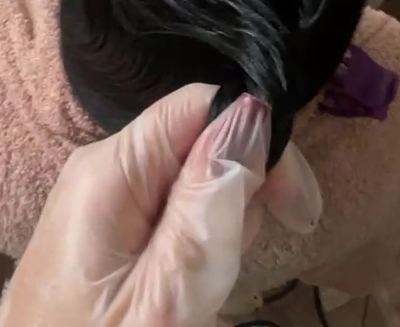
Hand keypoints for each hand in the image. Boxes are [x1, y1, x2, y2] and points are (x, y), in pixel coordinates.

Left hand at [0, 85, 322, 326]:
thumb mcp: (165, 296)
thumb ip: (209, 204)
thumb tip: (252, 108)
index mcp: (110, 167)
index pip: (201, 103)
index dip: (257, 139)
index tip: (298, 209)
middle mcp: (103, 165)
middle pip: (200, 139)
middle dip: (237, 195)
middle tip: (227, 268)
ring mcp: (101, 197)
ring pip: (191, 179)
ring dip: (219, 228)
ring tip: (199, 291)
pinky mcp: (105, 227)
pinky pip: (168, 212)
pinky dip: (193, 245)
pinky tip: (183, 289)